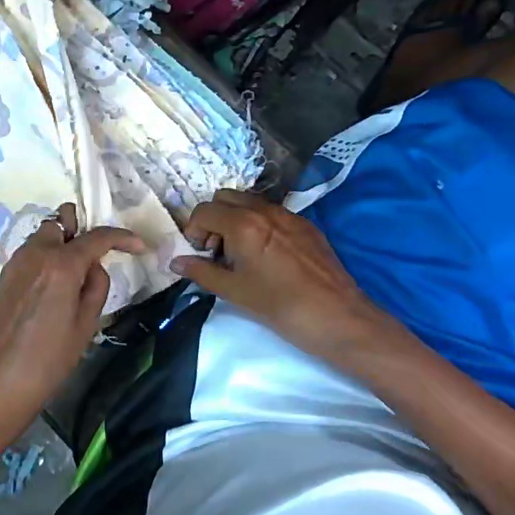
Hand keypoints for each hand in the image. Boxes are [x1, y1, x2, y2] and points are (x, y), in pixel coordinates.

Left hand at [0, 203, 145, 448]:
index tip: (138, 247)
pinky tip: (55, 290)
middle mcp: (35, 253)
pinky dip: (46, 259)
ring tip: (76, 278)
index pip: (97, 236)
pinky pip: (31, 254)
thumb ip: (96, 287)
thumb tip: (93, 267)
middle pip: (61, 221)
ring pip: (44, 236)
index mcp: (60, 264)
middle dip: (81, 230)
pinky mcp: (3, 278)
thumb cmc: (48, 361)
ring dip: (62, 244)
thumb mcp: (85, 326)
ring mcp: (15, 263)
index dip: (122, 238)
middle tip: (96, 258)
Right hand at [172, 189, 390, 355]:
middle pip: (225, 197)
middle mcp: (265, 210)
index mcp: (243, 224)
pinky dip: (258, 224)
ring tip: (240, 254)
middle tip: (216, 250)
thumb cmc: (280, 306)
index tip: (200, 254)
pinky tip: (266, 256)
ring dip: (235, 219)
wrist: (338, 317)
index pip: (204, 211)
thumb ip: (201, 272)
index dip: (194, 231)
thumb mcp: (233, 291)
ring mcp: (289, 215)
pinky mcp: (306, 225)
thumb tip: (176, 262)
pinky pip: (272, 213)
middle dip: (213, 219)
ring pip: (250, 202)